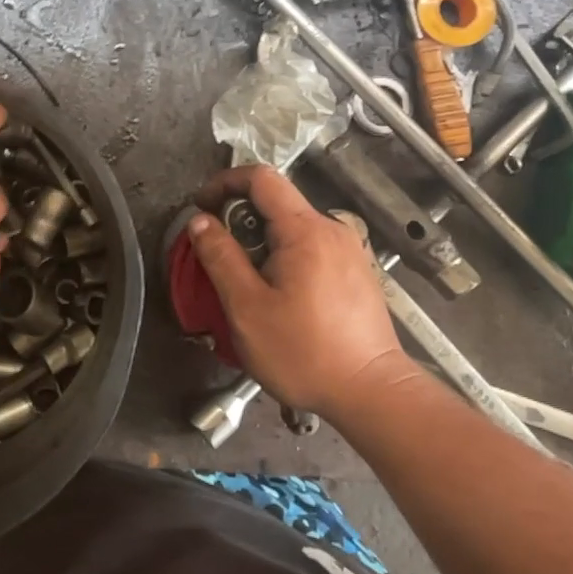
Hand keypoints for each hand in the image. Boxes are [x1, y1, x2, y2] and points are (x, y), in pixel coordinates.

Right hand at [187, 165, 417, 417]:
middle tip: (217, 256)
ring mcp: (350, 252)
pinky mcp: (357, 274)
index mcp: (305, 231)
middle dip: (240, 220)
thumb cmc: (304, 352)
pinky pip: (312, 249)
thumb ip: (220, 257)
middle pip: (277, 203)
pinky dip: (285, 258)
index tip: (202, 208)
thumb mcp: (247, 307)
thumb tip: (200, 221)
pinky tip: (279, 297)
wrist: (373, 395)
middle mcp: (332, 231)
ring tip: (245, 283)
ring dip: (261, 242)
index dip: (224, 183)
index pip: (261, 178)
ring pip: (293, 229)